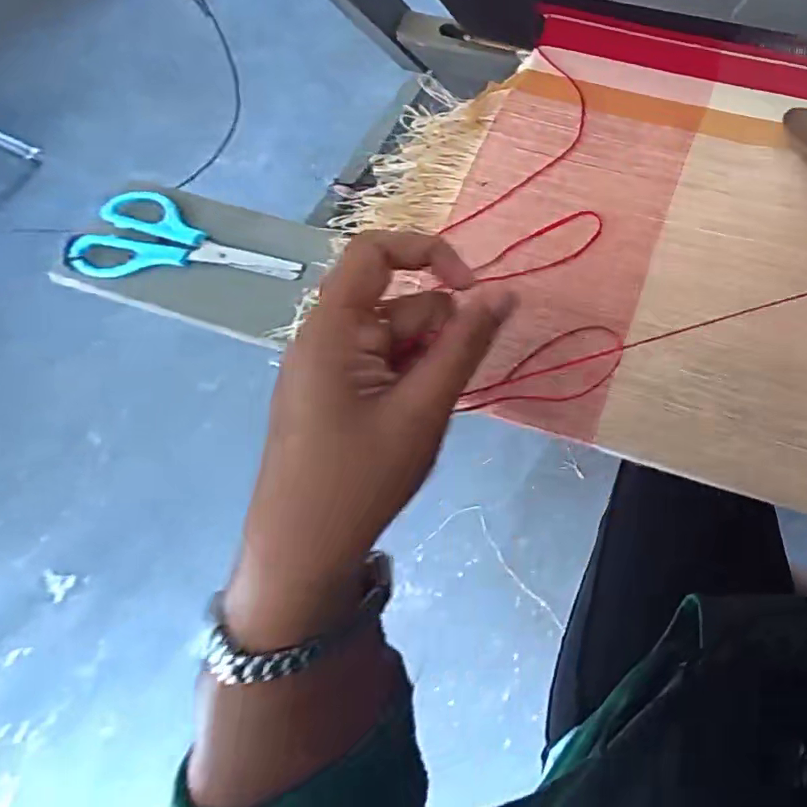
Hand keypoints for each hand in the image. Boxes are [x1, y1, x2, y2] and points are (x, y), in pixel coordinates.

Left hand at [225, 231, 515, 648]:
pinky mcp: (339, 392)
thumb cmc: (360, 477)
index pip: (375, 251)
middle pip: (402, 301)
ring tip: (428, 412)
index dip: (430, 253)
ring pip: (402, 335)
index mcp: (333, 328)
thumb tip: (506, 292)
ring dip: (431, 361)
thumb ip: (467, 344)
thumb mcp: (425, 406)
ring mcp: (332, 367)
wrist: (301, 556)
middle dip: (440, 332)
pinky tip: (415, 419)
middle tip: (445, 386)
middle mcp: (327, 337)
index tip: (473, 289)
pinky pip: (390, 362)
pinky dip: (415, 378)